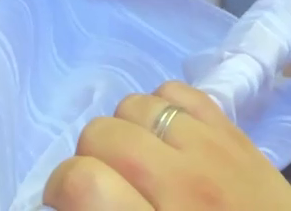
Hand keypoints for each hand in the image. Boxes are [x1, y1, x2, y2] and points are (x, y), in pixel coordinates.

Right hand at [44, 81, 290, 210]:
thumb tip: (77, 197)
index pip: (82, 182)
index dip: (59, 189)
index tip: (65, 204)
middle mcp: (183, 183)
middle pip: (102, 133)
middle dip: (89, 158)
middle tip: (103, 187)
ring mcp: (211, 147)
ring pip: (136, 104)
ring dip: (124, 131)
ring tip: (136, 161)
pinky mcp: (231, 128)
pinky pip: (177, 90)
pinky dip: (161, 108)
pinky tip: (166, 138)